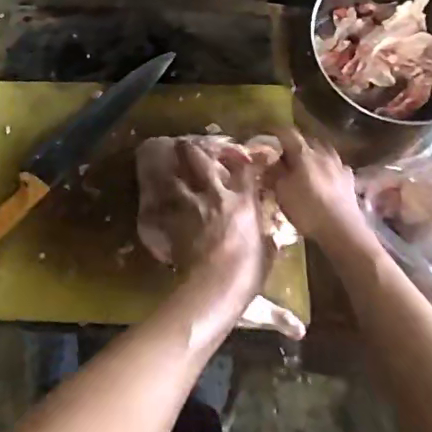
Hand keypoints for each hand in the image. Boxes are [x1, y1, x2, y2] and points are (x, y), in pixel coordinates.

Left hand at [157, 140, 270, 297]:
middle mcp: (216, 196)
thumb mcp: (267, 253)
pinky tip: (158, 201)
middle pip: (202, 162)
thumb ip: (268, 237)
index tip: (240, 154)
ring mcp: (192, 207)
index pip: (244, 169)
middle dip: (194, 151)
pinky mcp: (174, 222)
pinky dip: (162, 203)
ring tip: (167, 164)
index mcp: (243, 201)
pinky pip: (165, 207)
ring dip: (174, 172)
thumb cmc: (247, 270)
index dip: (242, 157)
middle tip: (188, 144)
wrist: (214, 287)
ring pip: (178, 179)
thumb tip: (273, 235)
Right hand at [275, 128, 373, 252]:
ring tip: (306, 164)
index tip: (267, 134)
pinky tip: (327, 176)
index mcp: (303, 153)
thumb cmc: (307, 210)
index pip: (287, 132)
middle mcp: (322, 153)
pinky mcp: (349, 179)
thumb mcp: (282, 193)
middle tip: (284, 155)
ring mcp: (338, 164)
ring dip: (314, 153)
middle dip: (294, 144)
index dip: (275, 131)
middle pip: (306, 140)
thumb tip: (267, 163)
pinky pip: (336, 165)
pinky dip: (328, 167)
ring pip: (323, 150)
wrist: (342, 229)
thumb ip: (274, 174)